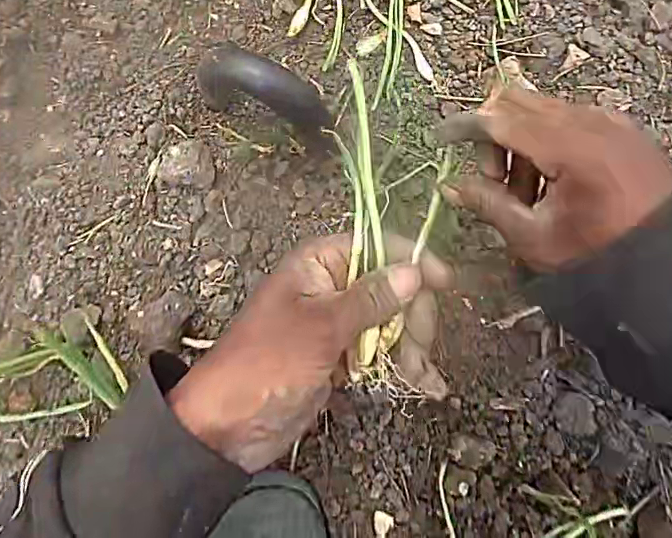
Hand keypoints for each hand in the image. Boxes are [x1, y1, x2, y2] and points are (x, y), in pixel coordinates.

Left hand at [168, 234, 451, 471]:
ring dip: (410, 346)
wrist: (226, 426)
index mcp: (320, 261)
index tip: (445, 282)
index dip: (412, 259)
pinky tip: (424, 384)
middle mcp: (331, 284)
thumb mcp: (322, 326)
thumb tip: (415, 271)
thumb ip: (371, 298)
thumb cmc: (269, 361)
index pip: (376, 245)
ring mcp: (336, 321)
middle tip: (422, 347)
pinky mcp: (339, 355)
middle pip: (389, 285)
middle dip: (411, 316)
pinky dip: (400, 365)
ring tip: (420, 377)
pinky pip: (378, 350)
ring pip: (389, 321)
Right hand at [437, 84, 671, 272]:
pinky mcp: (620, 126)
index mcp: (568, 145)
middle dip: (492, 133)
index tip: (440, 138)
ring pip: (540, 108)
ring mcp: (607, 119)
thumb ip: (489, 205)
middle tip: (494, 178)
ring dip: (519, 138)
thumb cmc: (603, 257)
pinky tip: (555, 180)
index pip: (499, 119)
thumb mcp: (536, 239)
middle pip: (516, 100)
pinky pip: (568, 117)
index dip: (464, 126)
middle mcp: (587, 119)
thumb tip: (450, 185)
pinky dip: (547, 138)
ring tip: (529, 191)